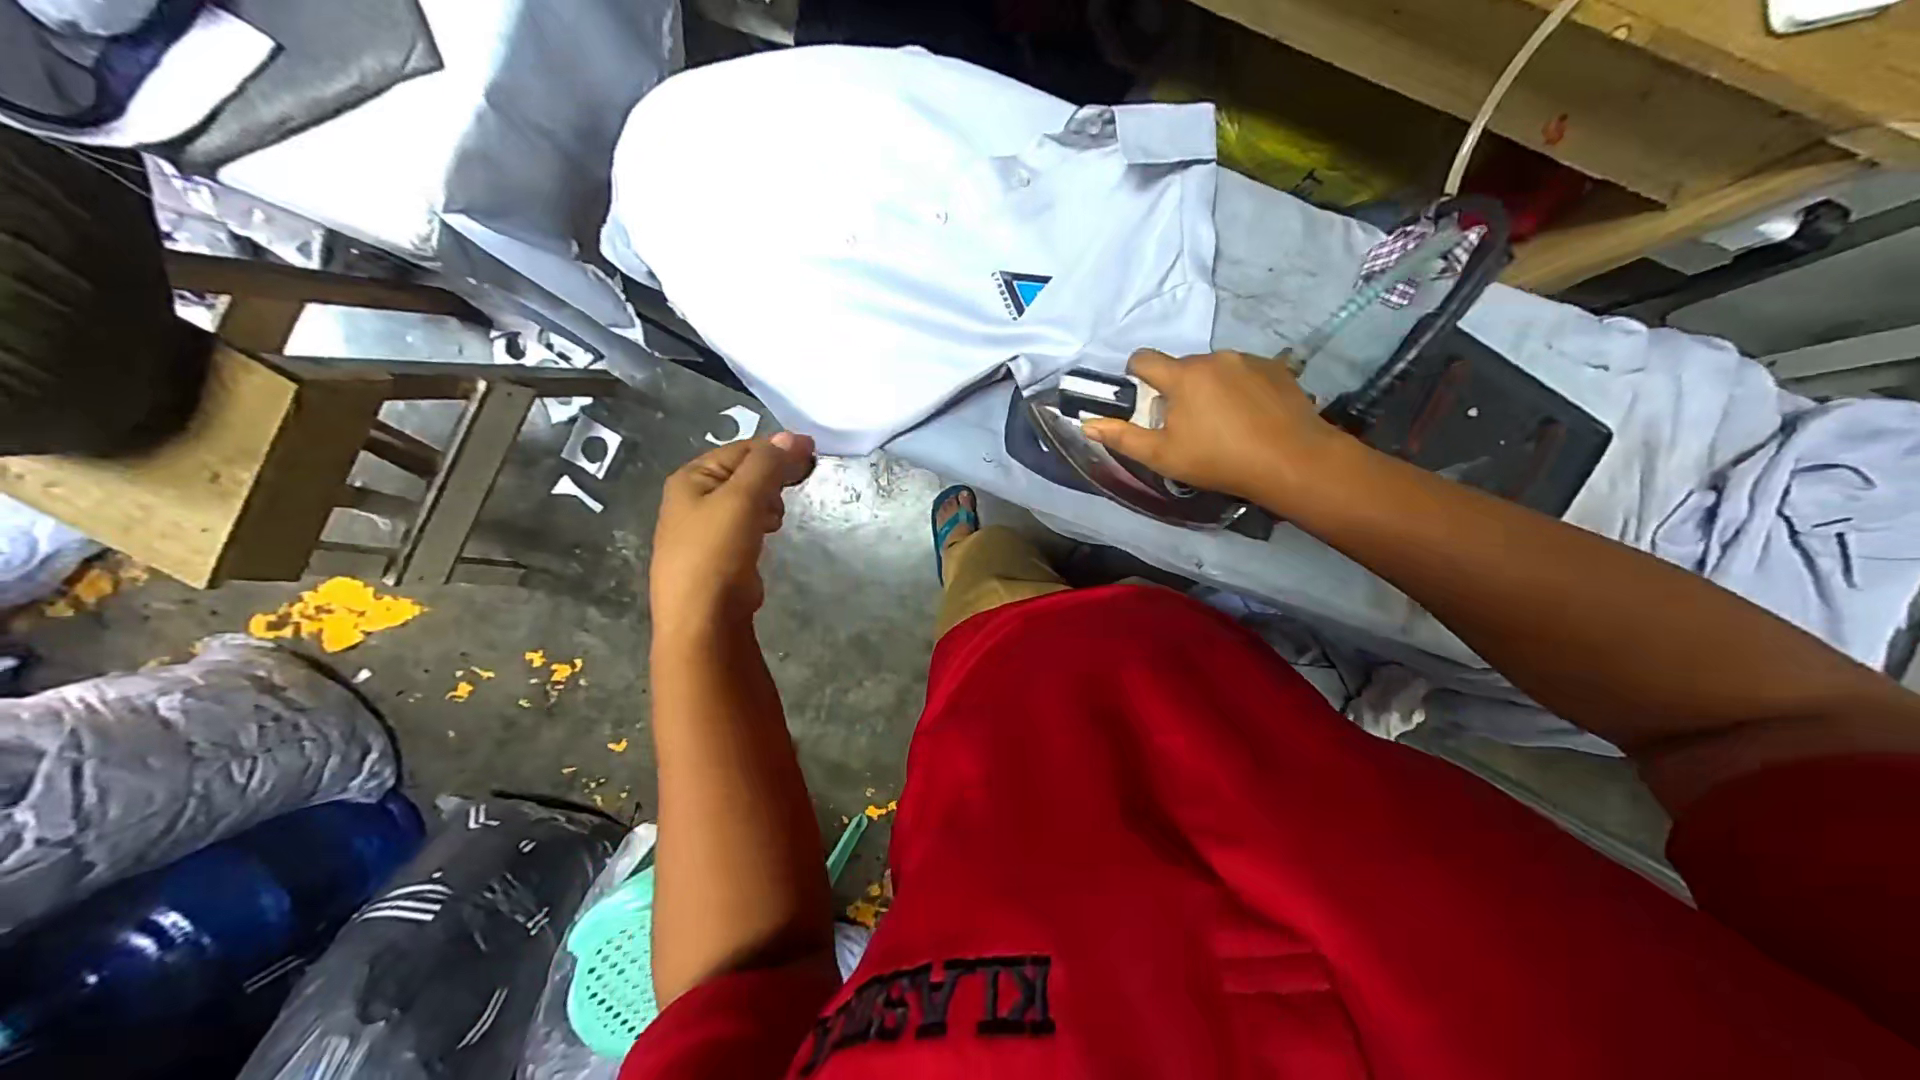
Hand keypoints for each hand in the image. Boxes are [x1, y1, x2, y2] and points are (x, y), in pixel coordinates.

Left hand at [651, 433, 814, 630]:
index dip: (777, 448)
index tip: (812, 454)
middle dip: (773, 475)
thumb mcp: (742, 498)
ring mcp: (702, 528)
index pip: (741, 449)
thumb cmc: (717, 551)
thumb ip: (767, 464)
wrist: (702, 618)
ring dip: (769, 499)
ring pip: (745, 499)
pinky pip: (744, 524)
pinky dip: (761, 521)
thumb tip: (793, 436)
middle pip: (742, 472)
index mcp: (690, 478)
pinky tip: (770, 532)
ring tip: (779, 515)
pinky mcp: (717, 553)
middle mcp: (691, 498)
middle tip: (799, 484)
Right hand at [1081, 349, 1354, 513]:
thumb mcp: (1163, 456)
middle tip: (1187, 425)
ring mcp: (1248, 360)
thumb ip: (1122, 437)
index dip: (1136, 374)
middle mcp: (1214, 357)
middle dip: (1177, 389)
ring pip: (1215, 369)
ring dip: (1210, 387)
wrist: (1292, 460)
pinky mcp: (1276, 368)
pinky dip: (1240, 388)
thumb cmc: (1219, 460)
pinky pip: (1245, 372)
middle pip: (1181, 366)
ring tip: (1224, 422)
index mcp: (1182, 375)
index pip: (1144, 358)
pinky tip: (1251, 416)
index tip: (1143, 397)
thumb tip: (1087, 425)